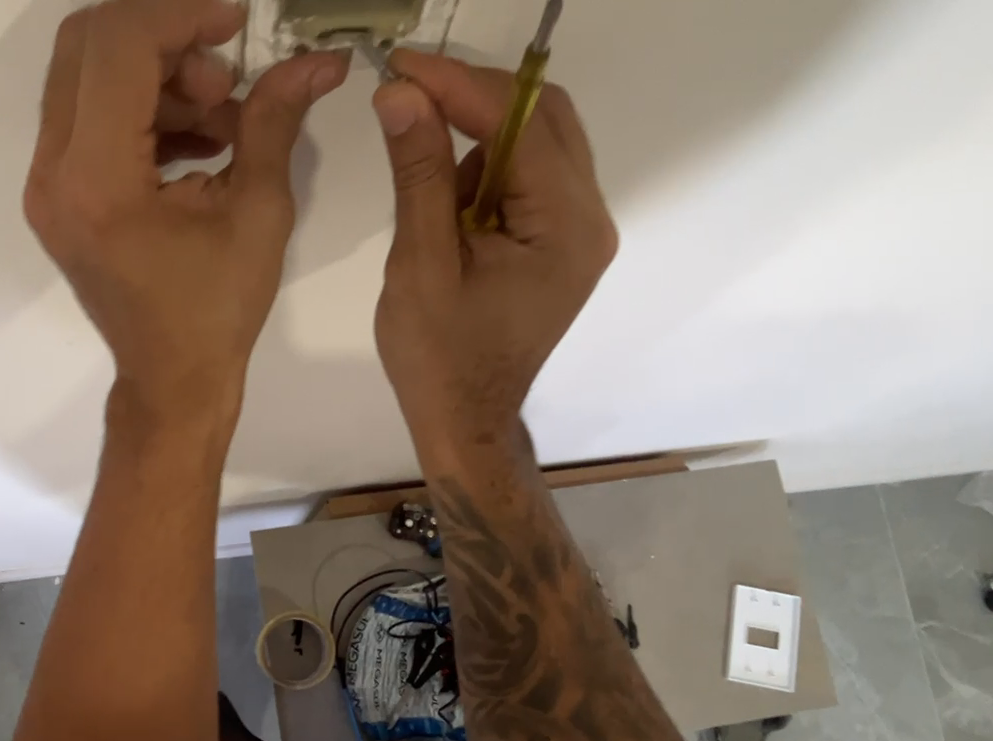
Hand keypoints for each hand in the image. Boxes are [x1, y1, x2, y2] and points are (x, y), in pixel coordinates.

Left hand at [24, 0, 348, 436]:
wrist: (172, 381)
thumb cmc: (217, 314)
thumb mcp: (258, 215)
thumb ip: (275, 124)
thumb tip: (316, 62)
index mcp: (98, 182)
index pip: (119, 46)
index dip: (182, 15)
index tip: (237, 21)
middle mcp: (53, 175)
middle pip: (87, 46)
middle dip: (165, 40)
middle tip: (225, 80)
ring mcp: (47, 187)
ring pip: (85, 78)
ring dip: (156, 78)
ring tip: (222, 121)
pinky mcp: (59, 198)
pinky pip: (88, 120)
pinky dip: (141, 112)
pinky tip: (198, 143)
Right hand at [369, 51, 617, 449]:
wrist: (464, 422)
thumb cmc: (438, 359)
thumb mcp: (420, 266)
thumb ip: (420, 175)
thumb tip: (401, 93)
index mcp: (567, 228)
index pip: (522, 122)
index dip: (459, 84)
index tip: (400, 67)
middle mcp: (591, 220)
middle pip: (545, 119)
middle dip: (474, 104)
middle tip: (410, 102)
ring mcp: (582, 234)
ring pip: (538, 146)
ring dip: (480, 145)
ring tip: (431, 201)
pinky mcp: (563, 245)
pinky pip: (532, 182)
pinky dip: (489, 178)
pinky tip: (454, 219)